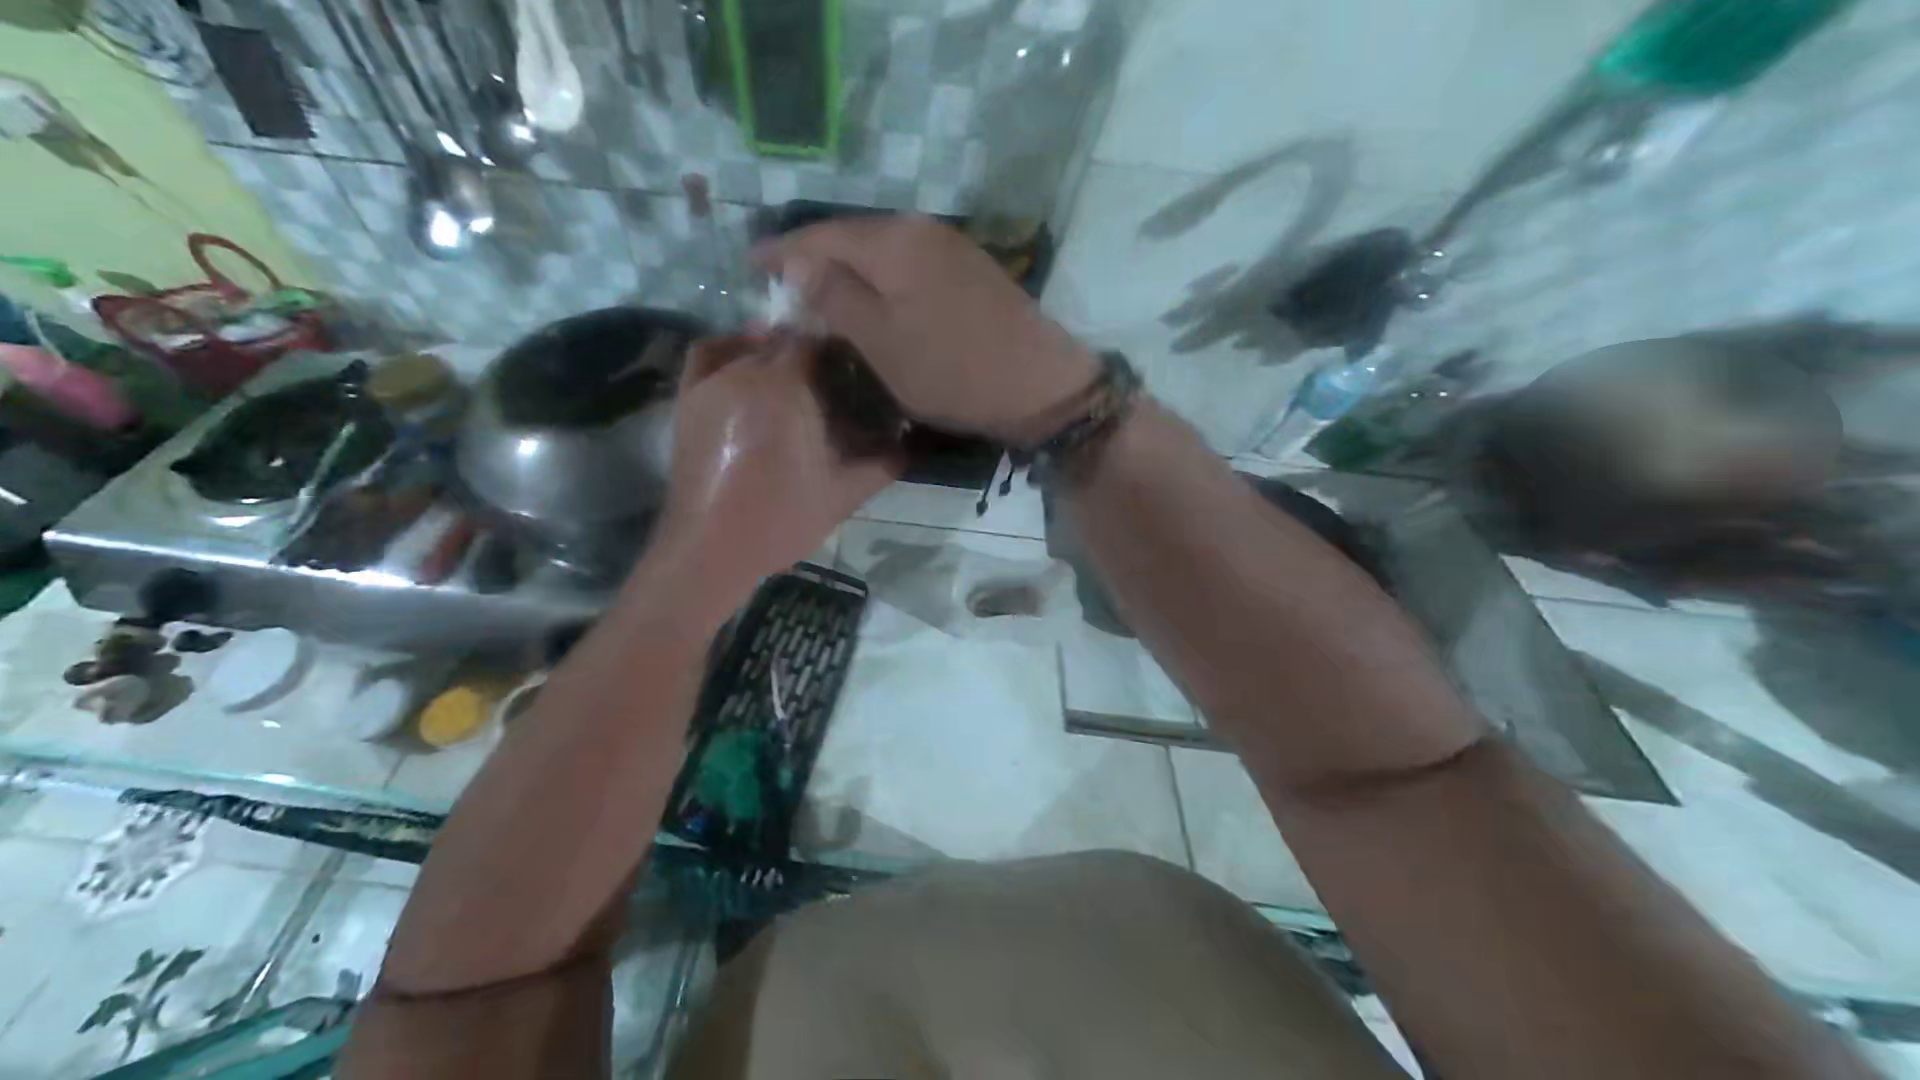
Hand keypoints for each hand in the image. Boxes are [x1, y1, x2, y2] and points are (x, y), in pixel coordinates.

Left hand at [649, 334, 901, 604]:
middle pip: (786, 342)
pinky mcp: (688, 397)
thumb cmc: (782, 519)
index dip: (844, 354)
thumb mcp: (846, 492)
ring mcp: (712, 380)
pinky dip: (732, 348)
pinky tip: (748, 366)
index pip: (821, 343)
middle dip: (812, 356)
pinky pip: (710, 352)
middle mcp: (747, 370)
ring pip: (751, 345)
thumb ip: (887, 461)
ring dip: (776, 352)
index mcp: (787, 386)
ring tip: (795, 380)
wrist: (713, 549)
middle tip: (834, 386)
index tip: (860, 376)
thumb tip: (918, 440)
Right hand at [758, 217, 1098, 445]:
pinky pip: (908, 266)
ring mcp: (950, 248)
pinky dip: (881, 281)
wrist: (1039, 385)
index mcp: (894, 241)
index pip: (822, 235)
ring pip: (881, 252)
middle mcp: (921, 229)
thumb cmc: (953, 371)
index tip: (750, 264)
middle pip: (852, 238)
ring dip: (848, 271)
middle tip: (782, 286)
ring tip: (819, 295)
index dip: (782, 250)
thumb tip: (798, 263)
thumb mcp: (883, 343)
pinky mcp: (969, 270)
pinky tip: (870, 300)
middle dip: (814, 259)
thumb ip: (836, 298)